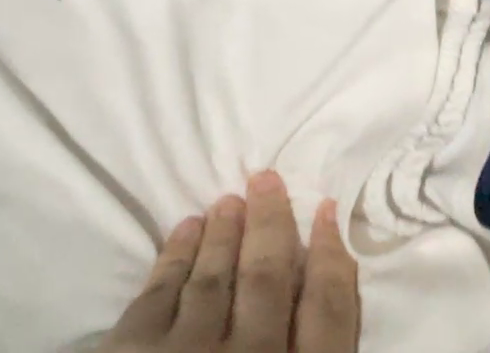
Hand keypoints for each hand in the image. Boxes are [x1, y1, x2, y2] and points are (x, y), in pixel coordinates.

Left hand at [93, 172, 358, 352]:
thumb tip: (328, 301)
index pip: (329, 312)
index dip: (331, 257)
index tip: (327, 209)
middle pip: (270, 280)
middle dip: (271, 225)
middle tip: (265, 178)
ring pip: (214, 278)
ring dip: (223, 233)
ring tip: (228, 200)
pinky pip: (158, 293)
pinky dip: (174, 256)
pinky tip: (183, 231)